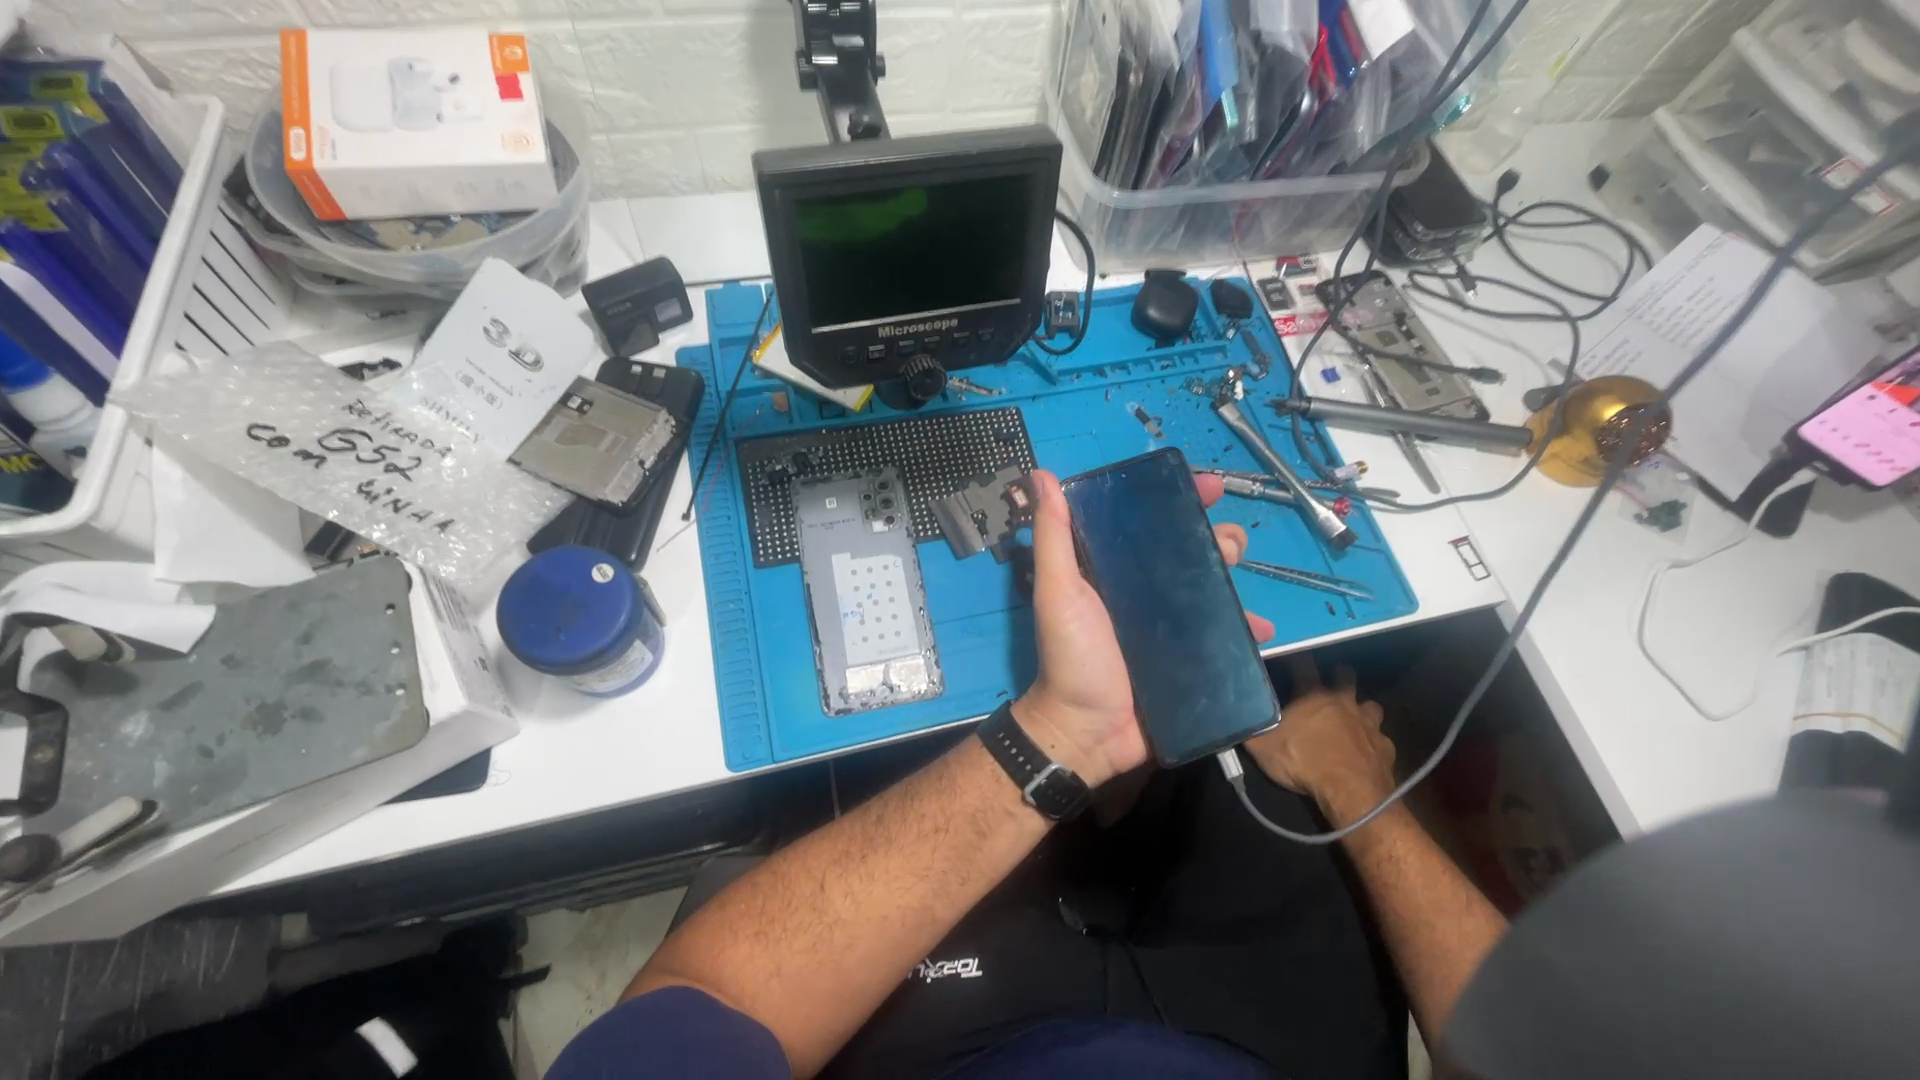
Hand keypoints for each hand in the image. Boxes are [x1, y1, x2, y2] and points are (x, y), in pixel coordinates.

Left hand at [1013, 470, 1275, 788]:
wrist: (1088, 731)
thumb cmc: (1069, 656)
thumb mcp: (1057, 592)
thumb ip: (1053, 537)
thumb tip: (1040, 475)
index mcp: (1112, 570)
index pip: (1147, 522)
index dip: (1177, 499)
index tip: (1207, 484)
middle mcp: (1142, 592)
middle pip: (1187, 551)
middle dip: (1214, 535)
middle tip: (1229, 538)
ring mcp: (1169, 627)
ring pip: (1210, 587)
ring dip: (1232, 573)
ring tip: (1241, 570)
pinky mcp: (1190, 658)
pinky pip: (1224, 636)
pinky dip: (1245, 628)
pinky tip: (1260, 627)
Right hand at [1244, 653, 1395, 826]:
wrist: (1351, 792)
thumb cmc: (1302, 762)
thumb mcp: (1261, 747)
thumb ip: (1247, 729)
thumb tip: (1229, 716)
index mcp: (1311, 695)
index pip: (1302, 664)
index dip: (1297, 657)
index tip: (1291, 652)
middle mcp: (1342, 702)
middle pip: (1344, 675)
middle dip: (1338, 674)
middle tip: (1330, 680)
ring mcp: (1368, 723)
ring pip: (1370, 705)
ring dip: (1362, 708)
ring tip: (1353, 717)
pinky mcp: (1385, 747)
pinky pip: (1381, 738)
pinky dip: (1373, 741)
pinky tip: (1366, 751)